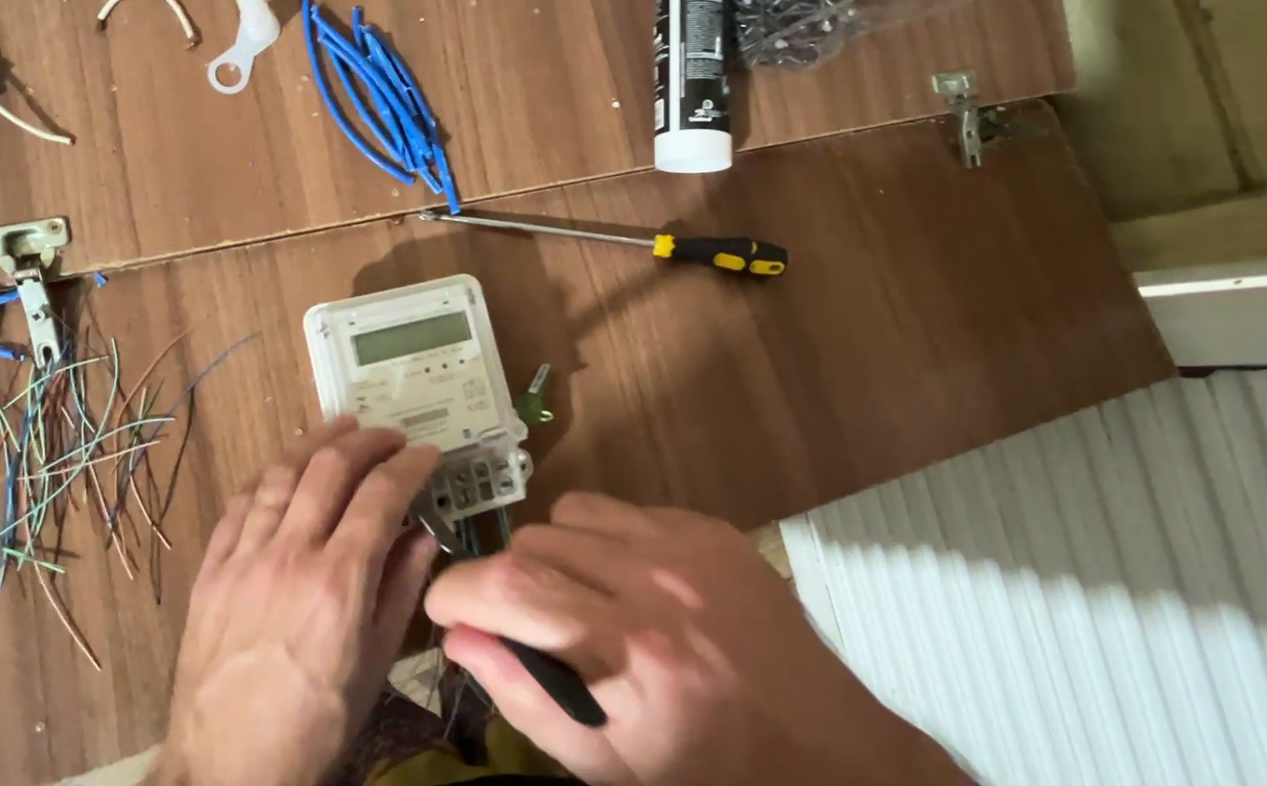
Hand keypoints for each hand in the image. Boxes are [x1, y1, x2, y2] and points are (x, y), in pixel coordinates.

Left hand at [152, 419, 441, 785]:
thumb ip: (401, 589)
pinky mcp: (210, 572)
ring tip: (342, 427)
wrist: (226, 770)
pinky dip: (269, 475)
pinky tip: (285, 468)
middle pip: (330, 468)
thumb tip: (424, 536)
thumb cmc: (316, 723)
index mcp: (339, 581)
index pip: (382, 495)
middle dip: (368, 440)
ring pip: (282, 474)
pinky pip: (239, 504)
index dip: (411, 464)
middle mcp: (290, 556)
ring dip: (316, 441)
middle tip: (391, 436)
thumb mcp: (376, 664)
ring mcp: (243, 559)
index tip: (429, 454)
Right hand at [425, 493, 966, 785]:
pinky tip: (630, 581)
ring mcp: (689, 544)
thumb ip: (522, 693)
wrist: (820, 750)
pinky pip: (624, 508)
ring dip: (556, 551)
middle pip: (534, 540)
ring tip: (579, 596)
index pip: (510, 585)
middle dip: (511, 581)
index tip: (446, 608)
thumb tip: (459, 635)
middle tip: (529, 621)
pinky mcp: (711, 526)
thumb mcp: (603, 762)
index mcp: (626, 650)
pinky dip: (605, 539)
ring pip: (572, 510)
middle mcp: (655, 580)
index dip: (457, 589)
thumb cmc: (703, 772)